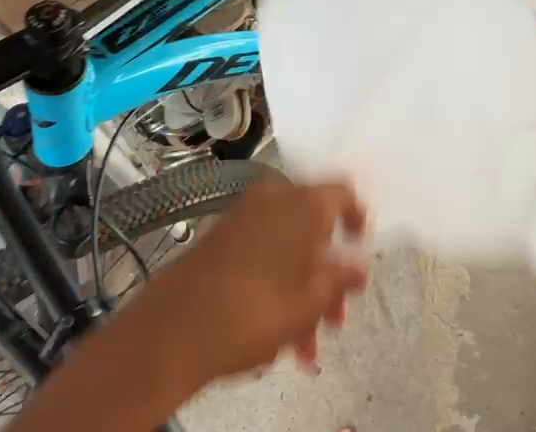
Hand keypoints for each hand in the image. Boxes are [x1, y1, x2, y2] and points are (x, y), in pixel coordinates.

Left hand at [120, 177, 369, 385]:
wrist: (174, 328)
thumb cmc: (255, 310)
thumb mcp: (310, 302)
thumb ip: (340, 279)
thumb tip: (359, 266)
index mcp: (303, 202)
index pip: (344, 192)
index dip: (358, 219)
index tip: (361, 249)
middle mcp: (274, 198)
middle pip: (315, 227)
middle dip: (328, 274)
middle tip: (336, 316)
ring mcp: (243, 216)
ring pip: (288, 247)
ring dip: (302, 289)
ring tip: (305, 343)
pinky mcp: (220, 237)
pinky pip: (262, 253)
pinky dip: (275, 284)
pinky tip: (276, 333)